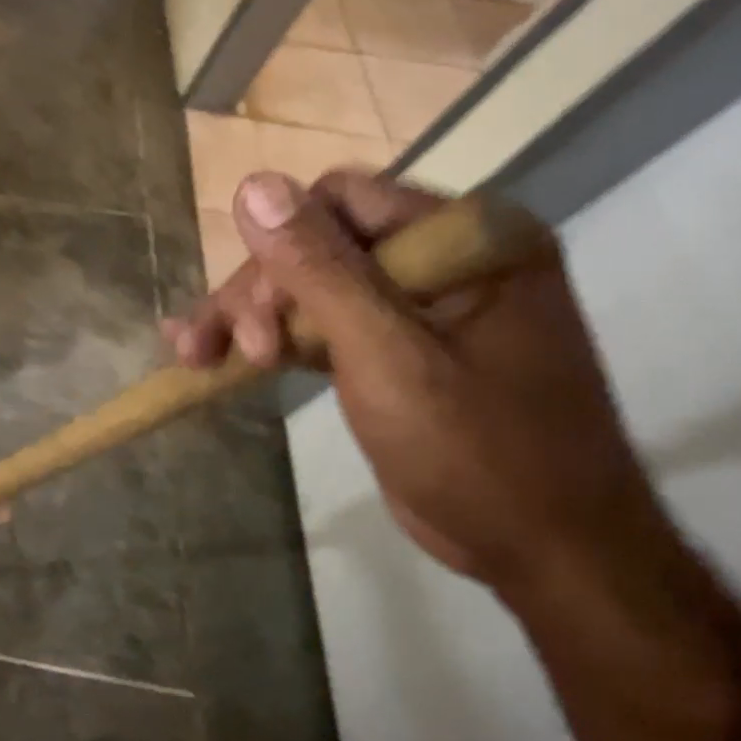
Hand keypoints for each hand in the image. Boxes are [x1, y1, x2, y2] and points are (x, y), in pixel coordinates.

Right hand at [162, 170, 662, 591]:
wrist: (547, 556)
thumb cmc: (480, 453)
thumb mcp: (388, 355)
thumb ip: (319, 269)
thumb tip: (252, 184)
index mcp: (468, 240)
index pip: (341, 201)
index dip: (280, 249)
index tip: (253, 319)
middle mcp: (444, 257)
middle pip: (312, 243)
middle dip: (256, 296)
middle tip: (215, 350)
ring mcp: (417, 303)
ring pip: (303, 284)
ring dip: (246, 319)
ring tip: (194, 357)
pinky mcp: (394, 344)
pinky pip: (316, 321)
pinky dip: (267, 339)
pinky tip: (210, 355)